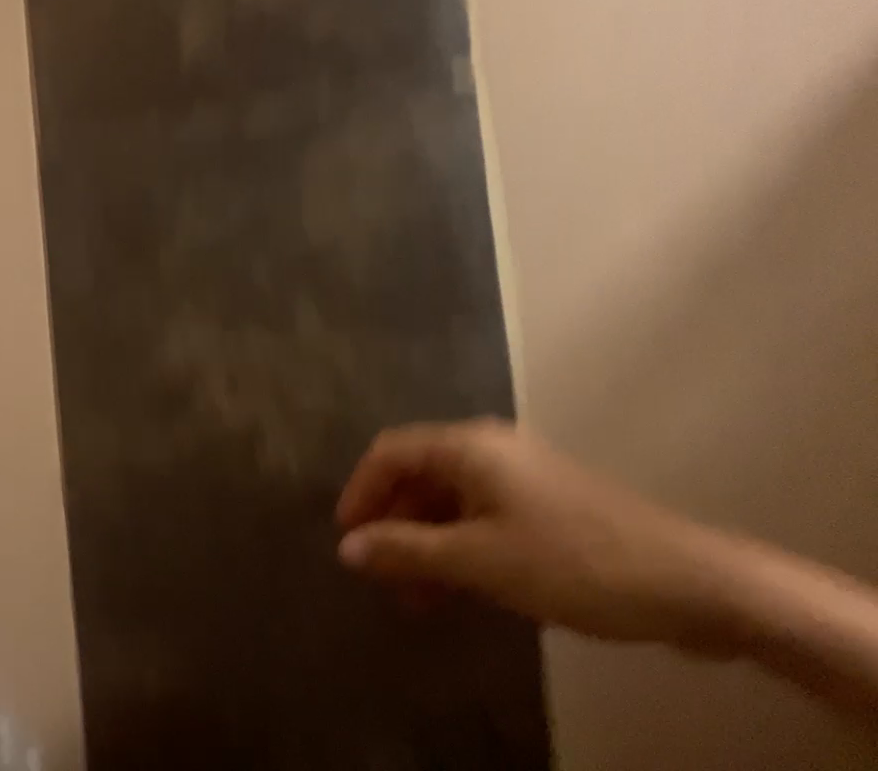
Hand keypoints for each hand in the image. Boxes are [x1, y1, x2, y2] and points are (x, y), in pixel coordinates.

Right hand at [336, 420, 748, 652]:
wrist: (699, 588)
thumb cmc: (573, 563)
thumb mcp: (478, 561)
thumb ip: (406, 551)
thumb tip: (346, 548)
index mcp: (468, 447)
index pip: (387, 454)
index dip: (359, 494)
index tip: (348, 540)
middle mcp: (490, 450)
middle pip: (417, 476)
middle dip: (393, 525)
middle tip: (382, 574)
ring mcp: (523, 477)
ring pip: (450, 502)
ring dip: (426, 544)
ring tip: (417, 597)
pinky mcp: (549, 506)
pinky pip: (483, 518)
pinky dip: (461, 549)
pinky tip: (461, 590)